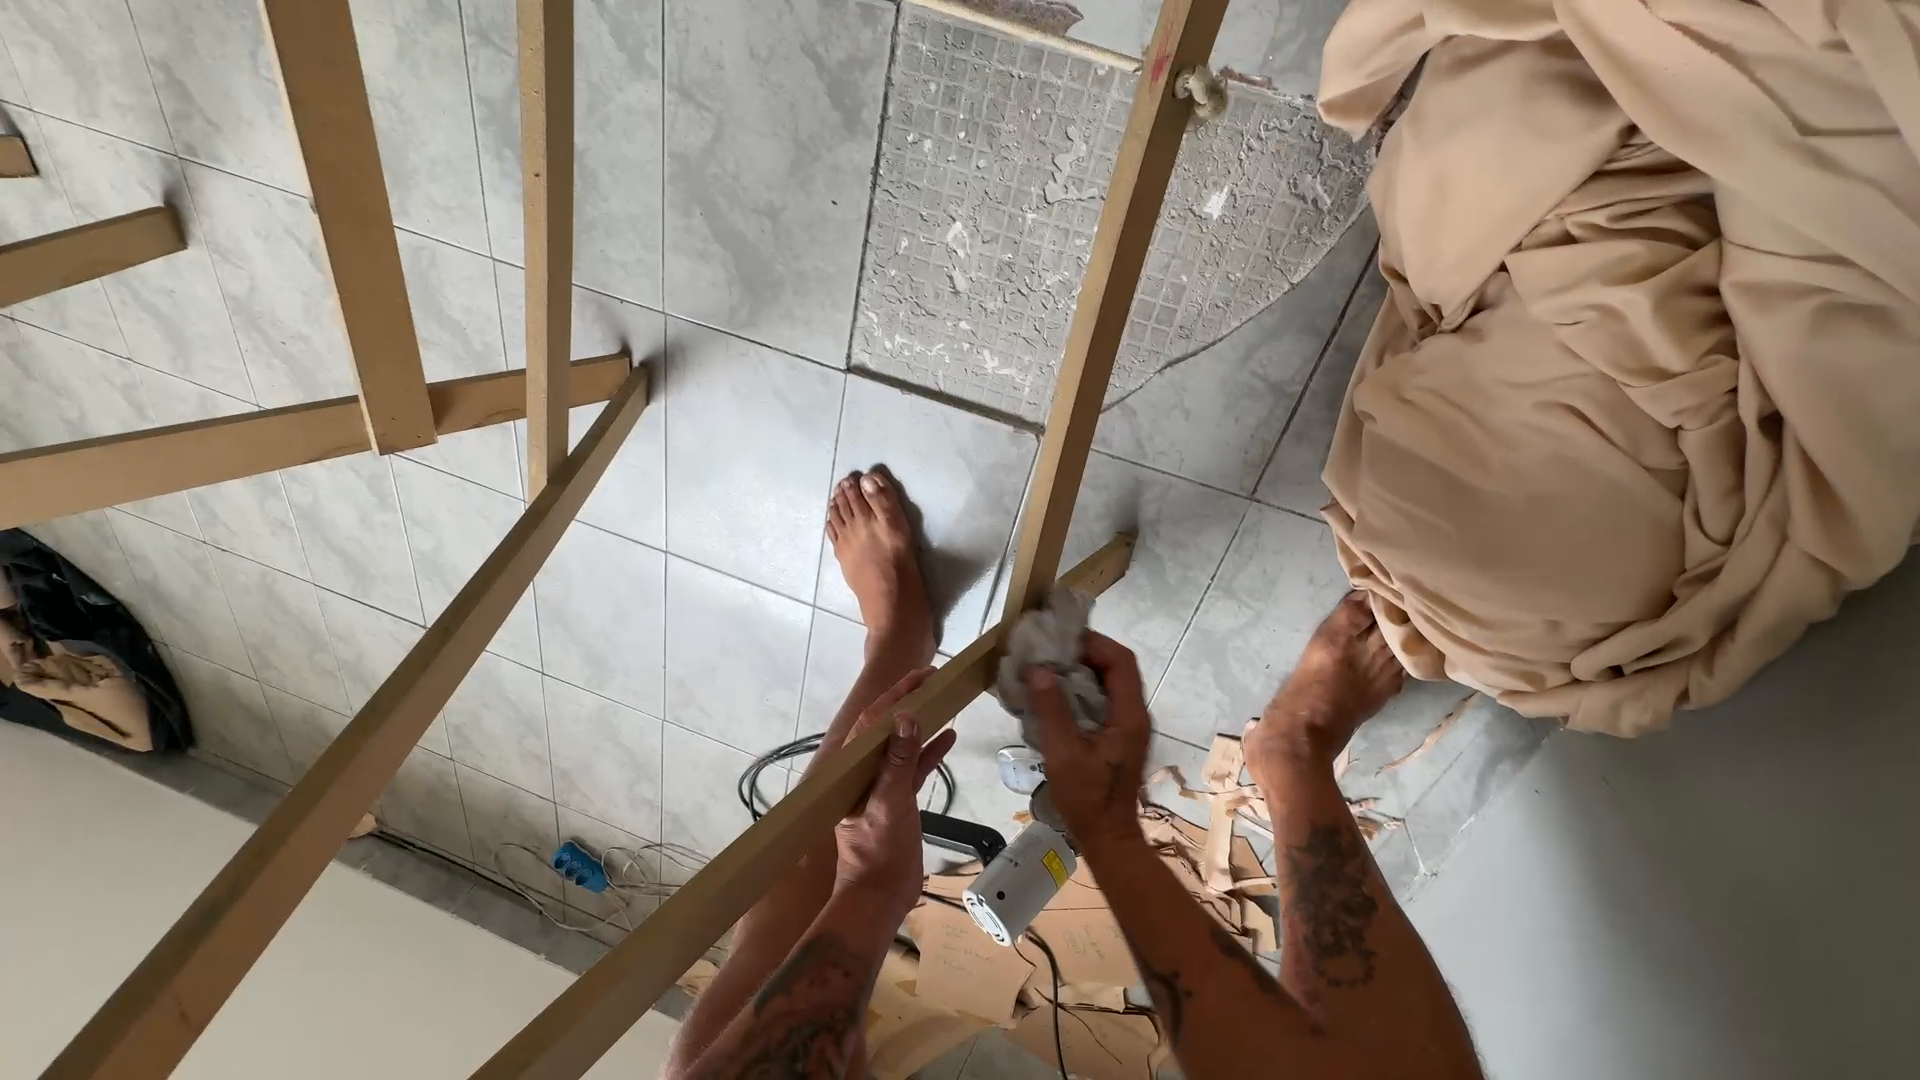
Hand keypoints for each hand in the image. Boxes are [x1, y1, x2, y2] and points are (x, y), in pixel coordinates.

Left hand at [832, 668, 956, 920]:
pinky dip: (930, 752)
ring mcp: (881, 785)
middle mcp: (863, 771)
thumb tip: (906, 716)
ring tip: (943, 699)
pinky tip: (949, 736)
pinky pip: (914, 768)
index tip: (920, 676)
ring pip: (902, 744)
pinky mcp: (898, 800)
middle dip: (908, 701)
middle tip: (934, 678)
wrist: (880, 896)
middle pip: (887, 727)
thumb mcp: (889, 802)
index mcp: (852, 768)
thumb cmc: (878, 850)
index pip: (872, 720)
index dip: (895, 695)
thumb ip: (898, 760)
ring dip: (921, 722)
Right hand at [1025, 632, 1150, 849]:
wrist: (1107, 837)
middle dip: (1083, 653)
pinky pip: (1100, 700)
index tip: (1061, 640)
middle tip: (1049, 650)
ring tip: (1046, 668)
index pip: (1120, 661)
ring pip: (1106, 683)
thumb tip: (1038, 669)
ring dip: (1079, 671)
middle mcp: (1134, 714)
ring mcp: (1126, 725)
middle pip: (1115, 668)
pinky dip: (1078, 690)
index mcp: (1129, 715)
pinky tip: (1052, 696)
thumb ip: (1052, 709)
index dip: (1094, 643)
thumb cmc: (1088, 798)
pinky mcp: (1115, 736)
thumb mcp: (1064, 753)